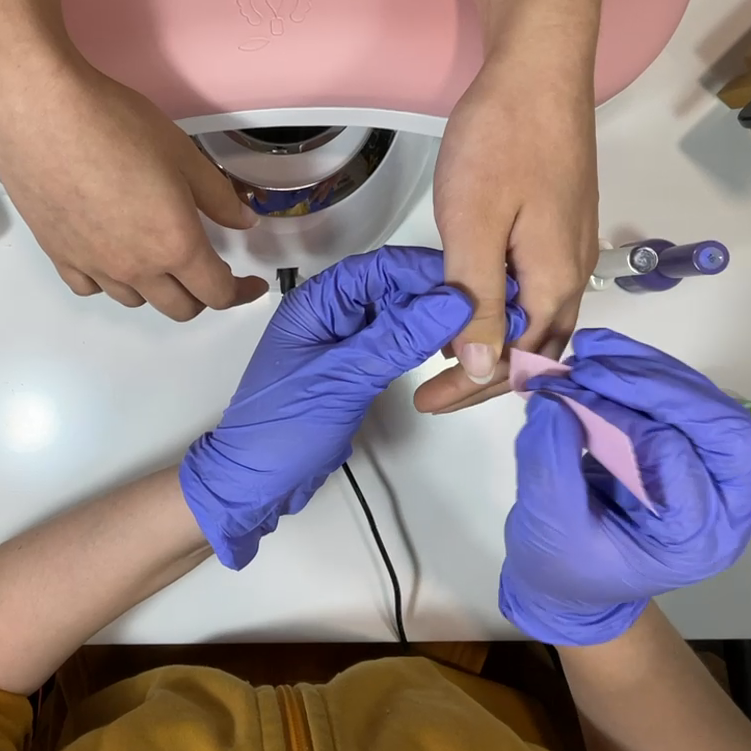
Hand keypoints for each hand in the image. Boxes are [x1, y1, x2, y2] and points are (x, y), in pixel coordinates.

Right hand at [0, 58, 268, 319]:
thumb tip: (243, 221)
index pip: (217, 293)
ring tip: (159, 258)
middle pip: (179, 308)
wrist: (40, 114)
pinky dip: (109, 282)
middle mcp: (136, 268)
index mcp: (175, 245)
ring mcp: (94, 266)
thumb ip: (218, 196)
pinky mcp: (59, 255)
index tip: (249, 283)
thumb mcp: (184, 154)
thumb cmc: (115, 126)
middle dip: (202, 295)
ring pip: (135, 301)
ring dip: (157, 289)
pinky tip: (110, 256)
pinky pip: (91, 287)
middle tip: (208, 270)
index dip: (240, 293)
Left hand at [181, 246, 472, 567]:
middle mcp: (330, 312)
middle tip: (492, 309)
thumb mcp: (344, 378)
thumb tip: (455, 300)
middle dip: (437, 296)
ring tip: (480, 330)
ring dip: (434, 320)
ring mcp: (343, 340)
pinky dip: (421, 344)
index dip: (427, 272)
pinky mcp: (354, 366)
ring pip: (397, 315)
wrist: (257, 481)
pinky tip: (450, 351)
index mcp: (316, 302)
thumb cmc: (285, 427)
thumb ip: (398, 338)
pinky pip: (394, 343)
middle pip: (393, 288)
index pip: (379, 269)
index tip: (479, 283)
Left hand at [417, 56, 598, 413]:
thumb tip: (482, 368)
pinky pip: (533, 289)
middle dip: (485, 377)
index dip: (475, 390)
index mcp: (554, 281)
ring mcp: (568, 246)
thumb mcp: (475, 227)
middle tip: (434, 392)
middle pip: (535, 348)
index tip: (430, 402)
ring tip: (447, 362)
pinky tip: (470, 309)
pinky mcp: (556, 224)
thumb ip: (478, 300)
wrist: (537, 70)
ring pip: (536, 320)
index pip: (521, 362)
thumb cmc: (501, 143)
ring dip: (495, 346)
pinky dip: (501, 313)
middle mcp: (571, 273)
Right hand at [498, 329, 750, 645]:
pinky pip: (682, 399)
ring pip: (708, 405)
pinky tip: (597, 355)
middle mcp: (723, 506)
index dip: (620, 419)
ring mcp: (712, 476)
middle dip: (656, 386)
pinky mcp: (688, 449)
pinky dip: (641, 370)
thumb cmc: (558, 563)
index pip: (676, 459)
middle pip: (721, 429)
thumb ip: (548, 464)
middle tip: (593, 365)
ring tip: (590, 350)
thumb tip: (551, 397)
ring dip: (649, 369)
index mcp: (694, 539)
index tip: (563, 395)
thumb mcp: (546, 523)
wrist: (568, 581)